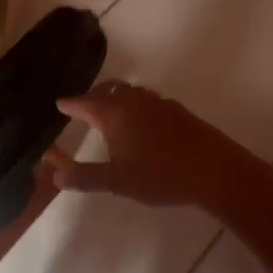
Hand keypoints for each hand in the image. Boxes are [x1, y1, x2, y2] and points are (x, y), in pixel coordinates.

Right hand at [54, 81, 262, 209]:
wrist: (216, 171)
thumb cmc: (161, 176)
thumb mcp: (119, 182)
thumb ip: (86, 177)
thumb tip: (56, 176)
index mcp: (115, 114)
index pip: (85, 103)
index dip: (70, 104)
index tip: (59, 104)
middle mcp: (134, 101)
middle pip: (108, 91)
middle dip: (93, 96)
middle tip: (83, 106)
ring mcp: (159, 104)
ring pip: (130, 93)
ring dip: (116, 98)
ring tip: (111, 113)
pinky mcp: (178, 112)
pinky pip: (148, 101)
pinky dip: (136, 106)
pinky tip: (142, 124)